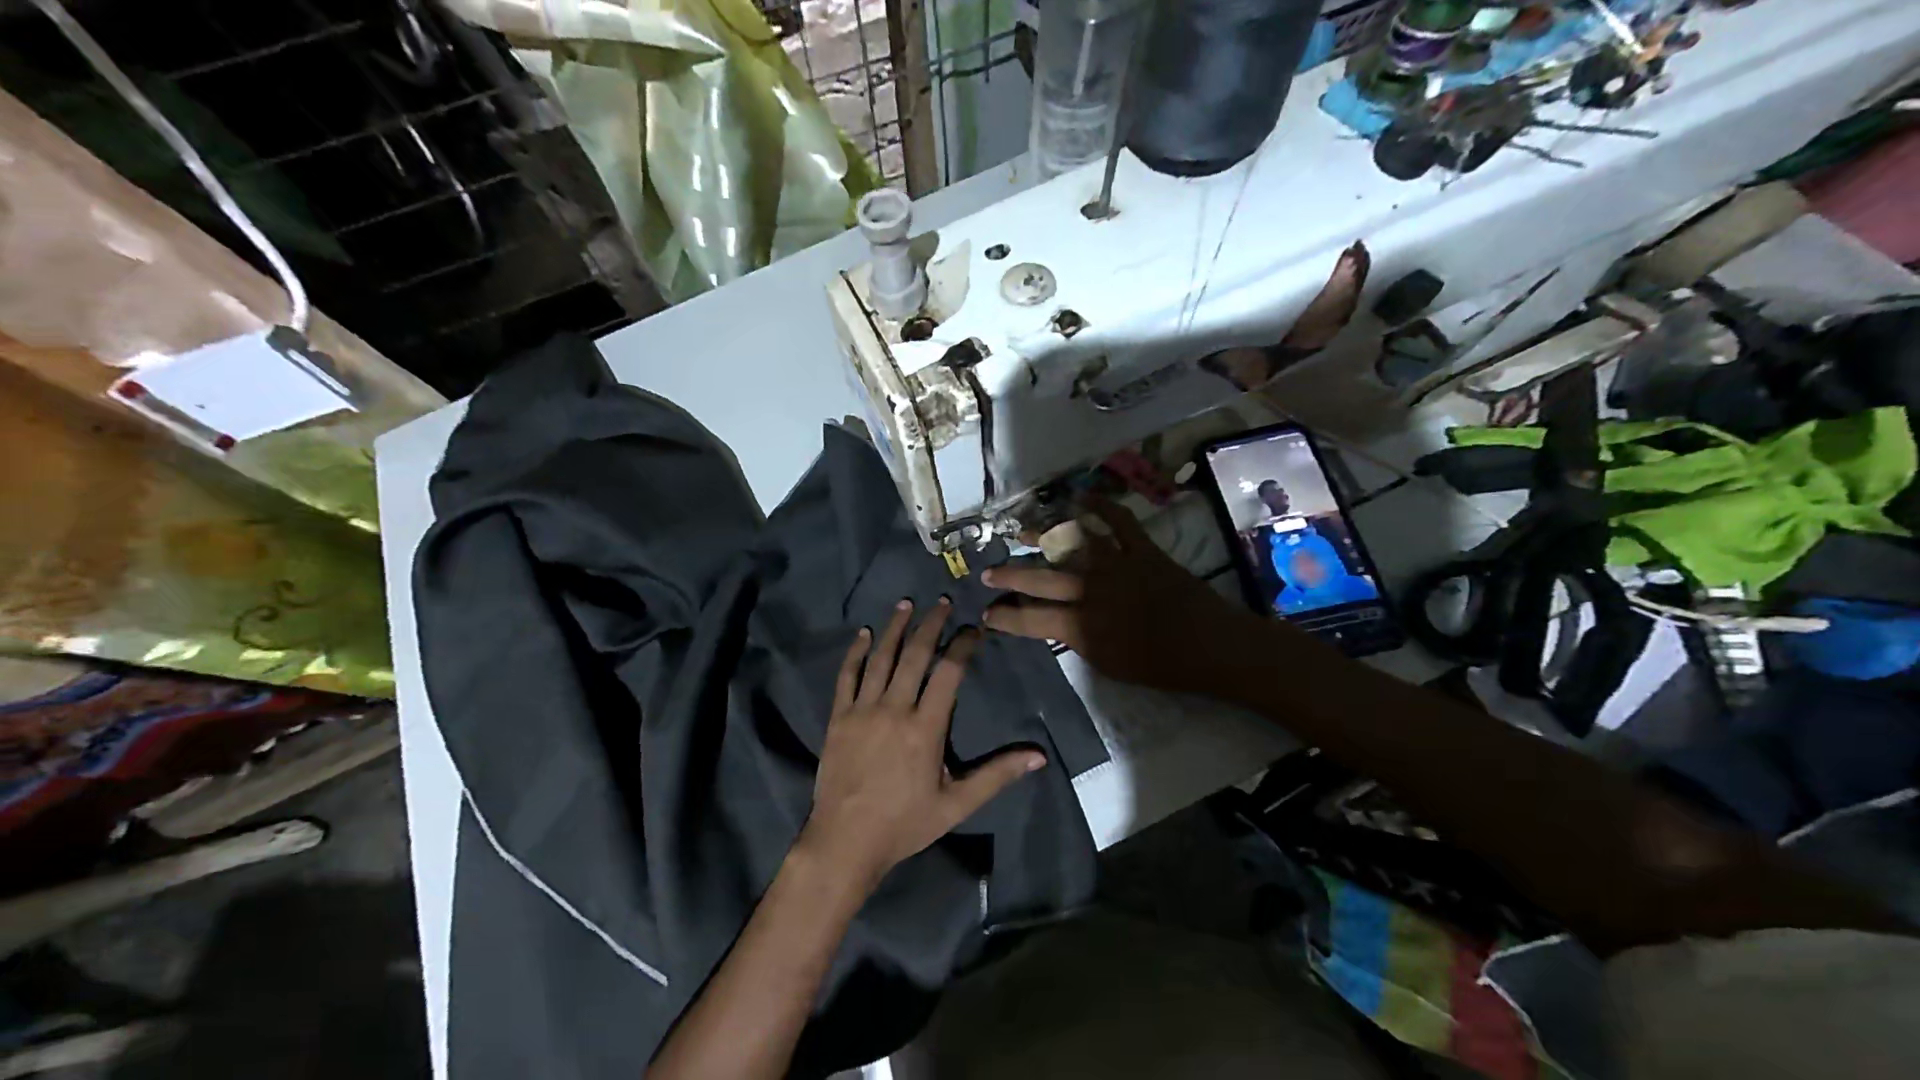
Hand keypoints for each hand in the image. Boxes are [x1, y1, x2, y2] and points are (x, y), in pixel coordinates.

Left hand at [800, 599, 1046, 889]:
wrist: (845, 842)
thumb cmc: (905, 823)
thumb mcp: (957, 804)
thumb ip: (997, 775)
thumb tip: (1039, 756)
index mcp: (925, 727)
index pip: (949, 672)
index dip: (962, 645)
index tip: (973, 629)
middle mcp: (894, 709)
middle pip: (915, 656)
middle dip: (931, 625)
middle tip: (942, 602)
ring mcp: (862, 711)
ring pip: (880, 659)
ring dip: (894, 629)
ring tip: (907, 604)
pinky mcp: (838, 718)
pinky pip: (846, 677)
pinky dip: (854, 653)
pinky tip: (862, 634)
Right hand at [982, 501, 1269, 696]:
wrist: (1210, 646)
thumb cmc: (1160, 666)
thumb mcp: (1109, 664)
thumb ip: (1080, 640)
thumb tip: (1061, 624)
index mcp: (1082, 626)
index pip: (1031, 619)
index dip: (1005, 617)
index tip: (987, 614)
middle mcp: (1092, 591)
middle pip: (1041, 579)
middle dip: (1010, 576)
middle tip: (987, 573)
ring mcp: (1117, 565)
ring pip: (1071, 544)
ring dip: (1043, 536)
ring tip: (1022, 531)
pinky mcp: (1142, 549)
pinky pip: (1118, 521)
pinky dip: (1101, 507)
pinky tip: (1081, 499)